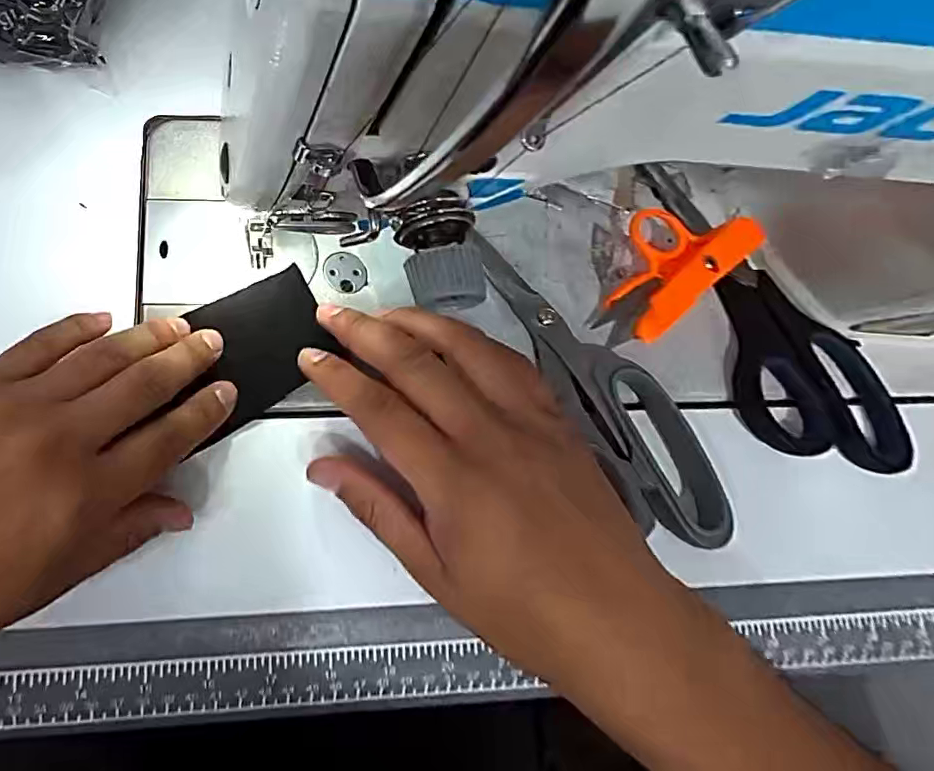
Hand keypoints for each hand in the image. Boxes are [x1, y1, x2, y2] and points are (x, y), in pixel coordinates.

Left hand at [0, 313, 233, 758]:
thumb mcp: (55, 576)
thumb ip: (123, 532)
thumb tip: (176, 508)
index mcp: (85, 495)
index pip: (165, 439)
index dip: (202, 412)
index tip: (223, 391)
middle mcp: (62, 440)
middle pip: (142, 383)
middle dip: (185, 358)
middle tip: (210, 340)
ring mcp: (21, 403)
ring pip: (100, 355)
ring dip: (144, 335)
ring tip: (175, 323)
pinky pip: (42, 343)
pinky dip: (76, 326)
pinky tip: (102, 317)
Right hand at [297, 307, 886, 770]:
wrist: (624, 624)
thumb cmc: (521, 611)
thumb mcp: (434, 573)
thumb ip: (377, 508)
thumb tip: (323, 466)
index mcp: (453, 480)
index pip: (380, 408)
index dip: (338, 376)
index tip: (309, 355)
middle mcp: (488, 436)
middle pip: (417, 364)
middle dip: (365, 331)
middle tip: (330, 311)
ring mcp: (528, 420)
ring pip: (465, 348)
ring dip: (417, 321)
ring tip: (381, 310)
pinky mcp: (557, 418)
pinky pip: (510, 362)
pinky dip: (472, 339)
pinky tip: (452, 334)